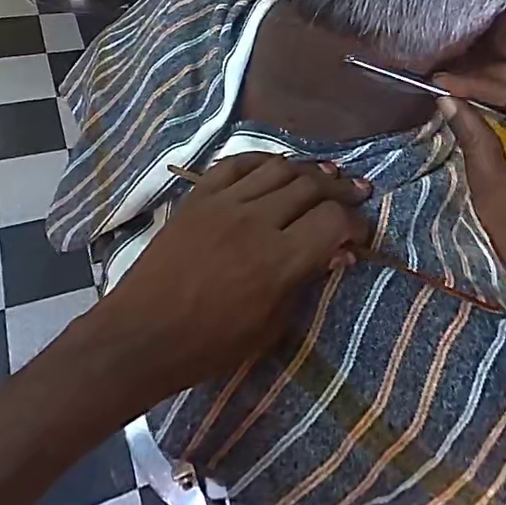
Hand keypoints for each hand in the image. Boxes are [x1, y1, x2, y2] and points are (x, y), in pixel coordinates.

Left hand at [81, 153, 369, 402]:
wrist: (144, 331)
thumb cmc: (210, 343)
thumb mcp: (270, 325)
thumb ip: (304, 281)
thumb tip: (337, 252)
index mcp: (279, 260)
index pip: (333, 221)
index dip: (356, 223)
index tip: (360, 233)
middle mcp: (255, 221)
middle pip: (310, 187)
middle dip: (340, 191)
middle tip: (355, 194)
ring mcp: (222, 203)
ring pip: (276, 168)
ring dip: (306, 171)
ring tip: (323, 177)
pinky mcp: (197, 197)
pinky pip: (235, 165)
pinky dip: (260, 161)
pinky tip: (275, 167)